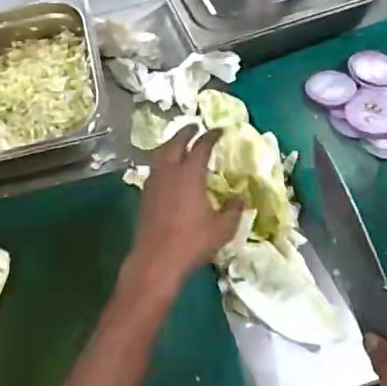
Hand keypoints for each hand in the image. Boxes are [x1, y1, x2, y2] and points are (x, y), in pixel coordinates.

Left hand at [124, 127, 245, 292]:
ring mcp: (154, 181)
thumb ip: (234, 210)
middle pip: (176, 142)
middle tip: (195, 126)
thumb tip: (241, 197)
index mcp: (190, 173)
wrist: (156, 259)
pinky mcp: (145, 194)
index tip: (219, 131)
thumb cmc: (192, 241)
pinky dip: (163, 160)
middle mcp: (169, 171)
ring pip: (161, 153)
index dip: (211, 136)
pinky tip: (168, 169)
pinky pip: (155, 168)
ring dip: (172, 144)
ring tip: (180, 143)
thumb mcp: (223, 228)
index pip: (201, 146)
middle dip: (186, 132)